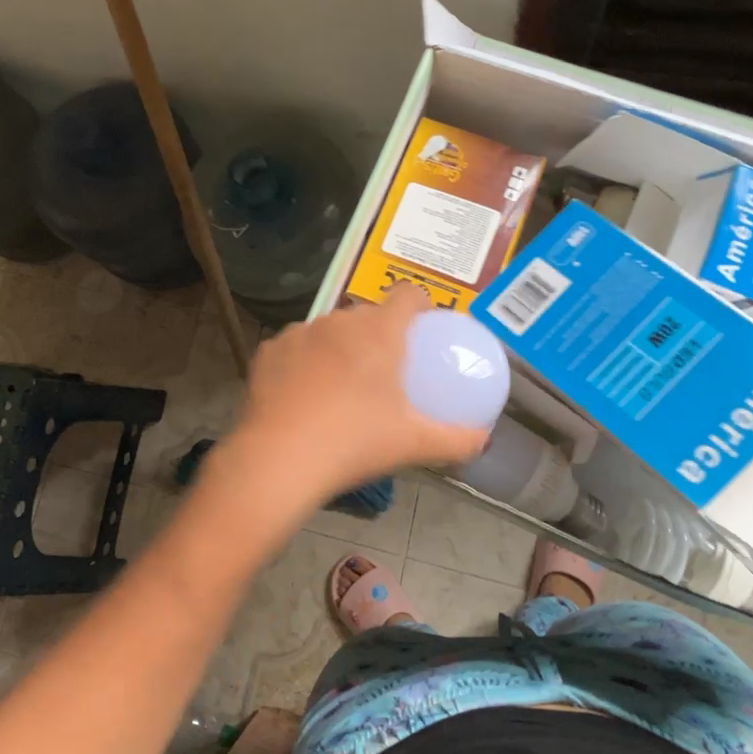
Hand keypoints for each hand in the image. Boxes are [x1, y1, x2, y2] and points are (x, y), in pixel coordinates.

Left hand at [218, 284, 490, 515]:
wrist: (281, 459)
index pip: (408, 294)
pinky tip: (303, 394)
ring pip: (327, 331)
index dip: (419, 304)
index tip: (423, 326)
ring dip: (338, 347)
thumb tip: (484, 440)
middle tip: (385, 368)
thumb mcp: (414, 444)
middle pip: (366, 314)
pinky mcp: (268, 351)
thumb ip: (456, 440)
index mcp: (380, 331)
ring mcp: (299, 333)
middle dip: (377, 332)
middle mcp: (339, 321)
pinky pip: (295, 349)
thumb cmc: (355, 443)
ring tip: (340, 383)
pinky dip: (303, 363)